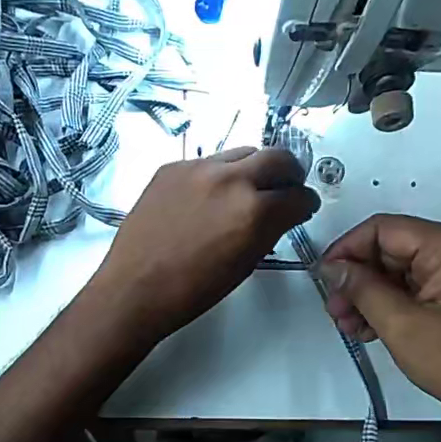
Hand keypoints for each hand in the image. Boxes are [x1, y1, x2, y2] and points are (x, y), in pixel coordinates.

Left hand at [88, 146, 319, 343]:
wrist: (136, 287)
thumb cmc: (189, 289)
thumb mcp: (245, 264)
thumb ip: (269, 231)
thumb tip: (280, 215)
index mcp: (254, 212)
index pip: (298, 195)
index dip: (304, 203)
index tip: (302, 206)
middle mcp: (229, 181)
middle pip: (277, 157)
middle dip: (289, 173)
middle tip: (286, 186)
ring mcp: (197, 170)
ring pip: (242, 153)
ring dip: (253, 168)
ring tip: (246, 189)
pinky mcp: (171, 168)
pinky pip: (206, 161)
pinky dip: (216, 174)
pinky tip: (207, 197)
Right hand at [320, 214, 440, 425]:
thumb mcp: (402, 325)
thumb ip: (361, 289)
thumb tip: (330, 267)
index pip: (384, 229)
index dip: (347, 250)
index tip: (323, 277)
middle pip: (387, 250)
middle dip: (356, 279)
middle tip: (334, 310)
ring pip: (392, 271)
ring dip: (365, 296)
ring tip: (347, 325)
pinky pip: (407, 288)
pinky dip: (383, 305)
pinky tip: (365, 329)